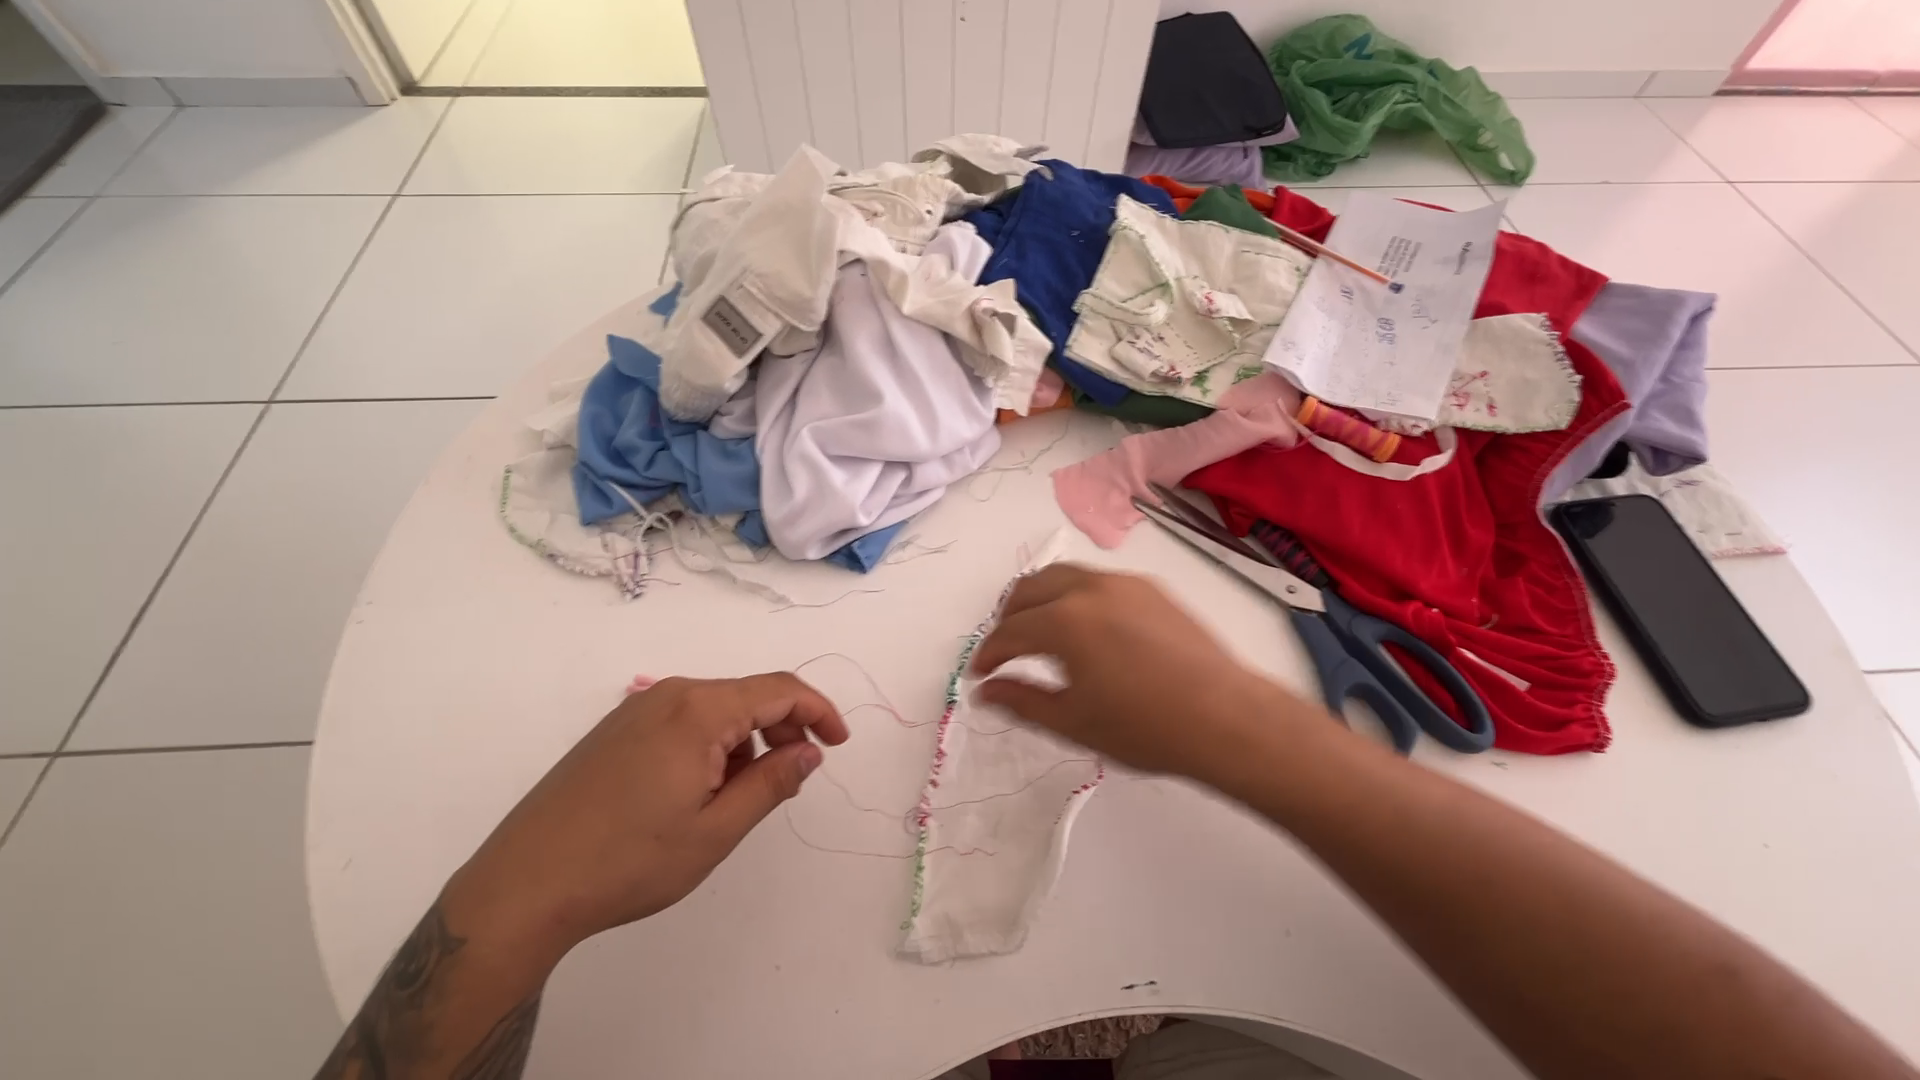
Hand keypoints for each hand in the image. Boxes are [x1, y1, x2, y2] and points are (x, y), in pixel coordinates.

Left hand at [443, 673, 849, 964]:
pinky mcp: (615, 730)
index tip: (839, 745)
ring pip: (716, 710)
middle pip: (747, 694)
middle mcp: (668, 694)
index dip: (819, 711)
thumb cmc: (630, 861)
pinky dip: (711, 745)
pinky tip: (698, 792)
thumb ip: (772, 782)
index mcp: (698, 709)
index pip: (780, 689)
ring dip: (745, 742)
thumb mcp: (716, 829)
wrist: (524, 886)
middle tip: (794, 778)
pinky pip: (683, 721)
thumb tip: (809, 751)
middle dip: (783, 728)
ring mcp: (636, 710)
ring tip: (739, 797)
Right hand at [969, 564, 1311, 783]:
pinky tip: (1087, 629)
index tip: (981, 676)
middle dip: (1008, 618)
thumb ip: (1021, 701)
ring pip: (1064, 576)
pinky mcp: (1152, 589)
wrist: (1225, 717)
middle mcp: (1089, 589)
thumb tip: (985, 690)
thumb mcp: (1072, 722)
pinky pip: (1098, 581)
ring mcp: (1124, 584)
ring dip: (1041, 600)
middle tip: (1005, 651)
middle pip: (1029, 588)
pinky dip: (1075, 597)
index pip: (1009, 631)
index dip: (988, 654)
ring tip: (1041, 634)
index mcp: (1063, 621)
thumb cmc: (1144, 727)